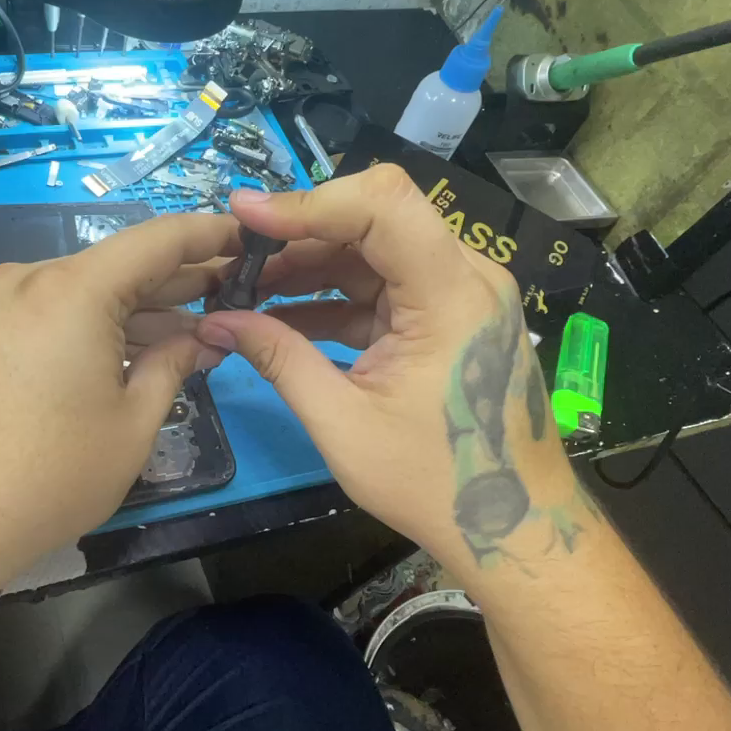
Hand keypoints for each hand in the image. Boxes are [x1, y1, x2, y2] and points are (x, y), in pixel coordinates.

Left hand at [0, 213, 238, 596]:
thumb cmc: (46, 479)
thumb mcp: (131, 427)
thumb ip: (173, 367)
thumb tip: (200, 339)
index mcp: (72, 290)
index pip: (158, 239)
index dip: (210, 235)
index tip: (247, 239)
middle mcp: (27, 281)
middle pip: (117, 267)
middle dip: (176, 283)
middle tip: (228, 296)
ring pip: (80, 295)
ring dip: (134, 312)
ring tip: (187, 334)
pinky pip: (46, 316)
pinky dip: (90, 328)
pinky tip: (124, 353)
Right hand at [196, 166, 585, 582]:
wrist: (512, 528)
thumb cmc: (435, 484)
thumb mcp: (343, 423)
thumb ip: (279, 359)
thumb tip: (217, 320)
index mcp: (451, 294)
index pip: (381, 205)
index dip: (307, 202)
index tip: (244, 218)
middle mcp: (464, 277)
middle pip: (373, 220)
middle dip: (298, 237)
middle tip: (235, 263)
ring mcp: (458, 297)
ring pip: (372, 253)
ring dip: (309, 269)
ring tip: (247, 293)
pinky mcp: (446, 319)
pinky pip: (382, 290)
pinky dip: (332, 300)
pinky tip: (281, 319)